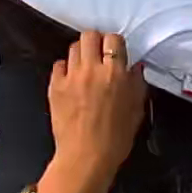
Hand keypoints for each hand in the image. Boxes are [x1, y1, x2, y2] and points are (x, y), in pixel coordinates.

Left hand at [41, 30, 146, 192]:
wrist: (85, 157)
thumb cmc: (115, 138)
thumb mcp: (136, 110)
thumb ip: (136, 84)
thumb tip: (134, 67)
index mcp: (115, 73)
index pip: (114, 39)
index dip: (115, 44)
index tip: (115, 53)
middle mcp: (92, 69)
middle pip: (90, 36)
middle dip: (95, 42)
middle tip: (98, 55)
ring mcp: (71, 76)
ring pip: (73, 47)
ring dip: (81, 53)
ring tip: (84, 67)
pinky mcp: (55, 85)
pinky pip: (58, 65)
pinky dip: (65, 68)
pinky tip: (71, 79)